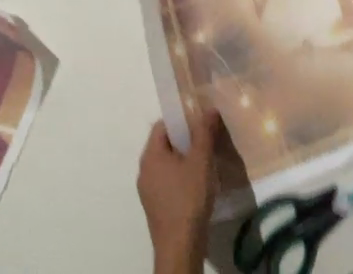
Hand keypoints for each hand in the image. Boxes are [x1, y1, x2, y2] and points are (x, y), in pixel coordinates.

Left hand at [137, 109, 222, 273]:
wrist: (180, 244)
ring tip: (207, 160)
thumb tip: (209, 109)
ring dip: (185, 158)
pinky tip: (199, 182)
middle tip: (208, 139)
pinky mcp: (156, 204)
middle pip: (165, 144)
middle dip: (186, 139)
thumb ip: (204, 132)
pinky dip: (182, 175)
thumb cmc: (188, 197)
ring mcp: (148, 189)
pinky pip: (168, 180)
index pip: (162, 125)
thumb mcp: (201, 160)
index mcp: (150, 156)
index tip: (201, 122)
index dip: (181, 119)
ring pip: (167, 163)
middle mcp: (144, 170)